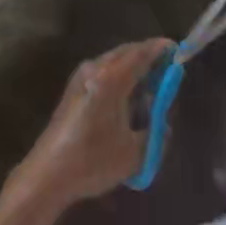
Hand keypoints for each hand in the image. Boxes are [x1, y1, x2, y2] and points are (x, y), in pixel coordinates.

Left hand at [11, 38, 172, 207]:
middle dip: (149, 56)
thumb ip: (156, 134)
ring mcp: (81, 77)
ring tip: (151, 84)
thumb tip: (163, 123)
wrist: (47, 174)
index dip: (161, 50)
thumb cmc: (92, 162)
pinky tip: (128, 96)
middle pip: (127, 52)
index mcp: (111, 80)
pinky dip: (120, 74)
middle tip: (168, 69)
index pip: (141, 54)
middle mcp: (95, 69)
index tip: (178, 51)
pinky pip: (104, 70)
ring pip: (114, 60)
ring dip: (133, 66)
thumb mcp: (135, 153)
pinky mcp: (73, 88)